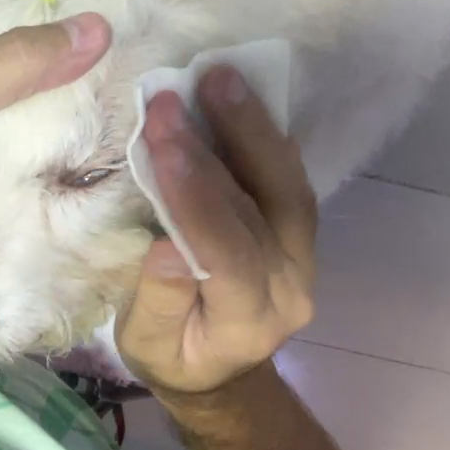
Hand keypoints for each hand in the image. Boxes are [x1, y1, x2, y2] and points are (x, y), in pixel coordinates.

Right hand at [115, 67, 318, 398]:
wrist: (218, 372)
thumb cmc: (172, 359)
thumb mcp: (146, 346)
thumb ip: (159, 302)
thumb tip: (164, 247)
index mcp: (249, 320)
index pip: (228, 250)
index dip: (195, 197)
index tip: (161, 143)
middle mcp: (291, 284)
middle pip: (266, 205)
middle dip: (220, 146)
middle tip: (182, 93)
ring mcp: (303, 256)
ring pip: (287, 183)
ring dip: (254, 126)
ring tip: (220, 77)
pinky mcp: (298, 234)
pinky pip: (287, 179)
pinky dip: (263, 137)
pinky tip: (241, 100)